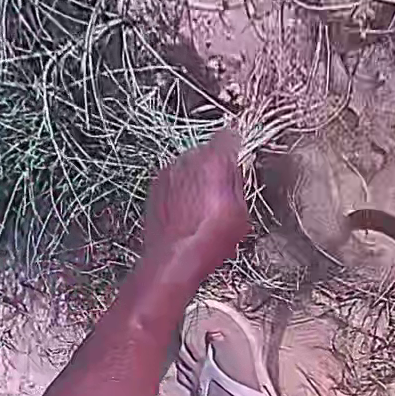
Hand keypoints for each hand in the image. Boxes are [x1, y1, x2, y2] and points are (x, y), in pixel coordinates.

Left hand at [139, 127, 247, 283]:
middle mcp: (187, 160)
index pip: (228, 137)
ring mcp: (168, 173)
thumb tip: (234, 173)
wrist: (174, 258)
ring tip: (202, 207)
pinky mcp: (154, 189)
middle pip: (205, 152)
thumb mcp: (240, 211)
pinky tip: (185, 212)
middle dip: (213, 167)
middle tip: (221, 191)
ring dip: (193, 179)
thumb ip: (237, 183)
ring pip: (186, 167)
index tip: (237, 158)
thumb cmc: (208, 239)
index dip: (235, 149)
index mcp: (214, 160)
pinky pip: (171, 182)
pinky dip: (178, 191)